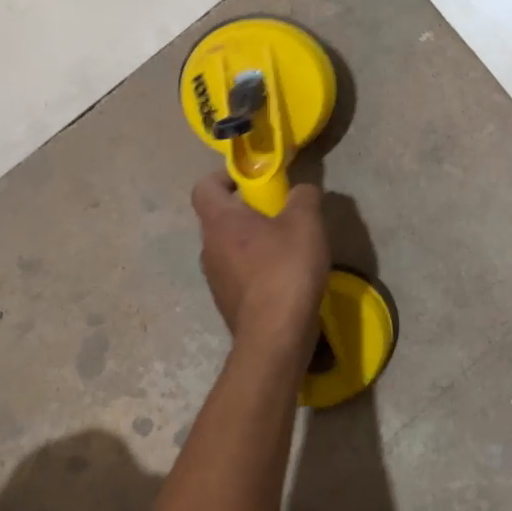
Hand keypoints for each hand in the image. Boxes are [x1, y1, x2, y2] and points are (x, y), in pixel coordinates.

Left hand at [191, 171, 329, 353]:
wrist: (275, 334)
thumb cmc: (286, 267)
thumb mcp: (306, 220)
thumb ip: (303, 196)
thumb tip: (300, 191)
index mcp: (220, 223)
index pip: (205, 188)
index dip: (225, 176)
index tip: (253, 179)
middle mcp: (209, 248)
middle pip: (221, 218)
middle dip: (249, 211)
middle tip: (282, 212)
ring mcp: (216, 279)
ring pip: (232, 247)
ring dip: (255, 241)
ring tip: (291, 245)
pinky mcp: (229, 302)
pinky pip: (241, 273)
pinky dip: (259, 267)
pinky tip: (288, 275)